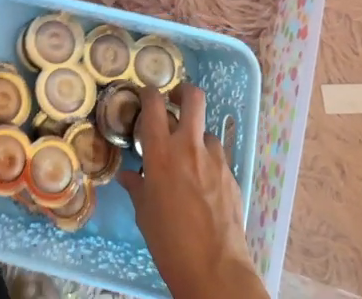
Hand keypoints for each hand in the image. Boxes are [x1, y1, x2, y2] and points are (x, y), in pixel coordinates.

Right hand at [119, 86, 266, 298]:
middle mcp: (189, 147)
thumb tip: (129, 176)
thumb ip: (137, 186)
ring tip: (189, 158)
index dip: (150, 92)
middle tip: (175, 102)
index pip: (155, 103)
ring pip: (207, 131)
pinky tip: (203, 186)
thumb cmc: (169, 240)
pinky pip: (218, 158)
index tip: (146, 95)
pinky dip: (208, 163)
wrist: (214, 269)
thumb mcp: (144, 212)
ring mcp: (215, 160)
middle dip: (184, 92)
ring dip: (197, 137)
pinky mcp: (233, 176)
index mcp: (161, 152)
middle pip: (193, 97)